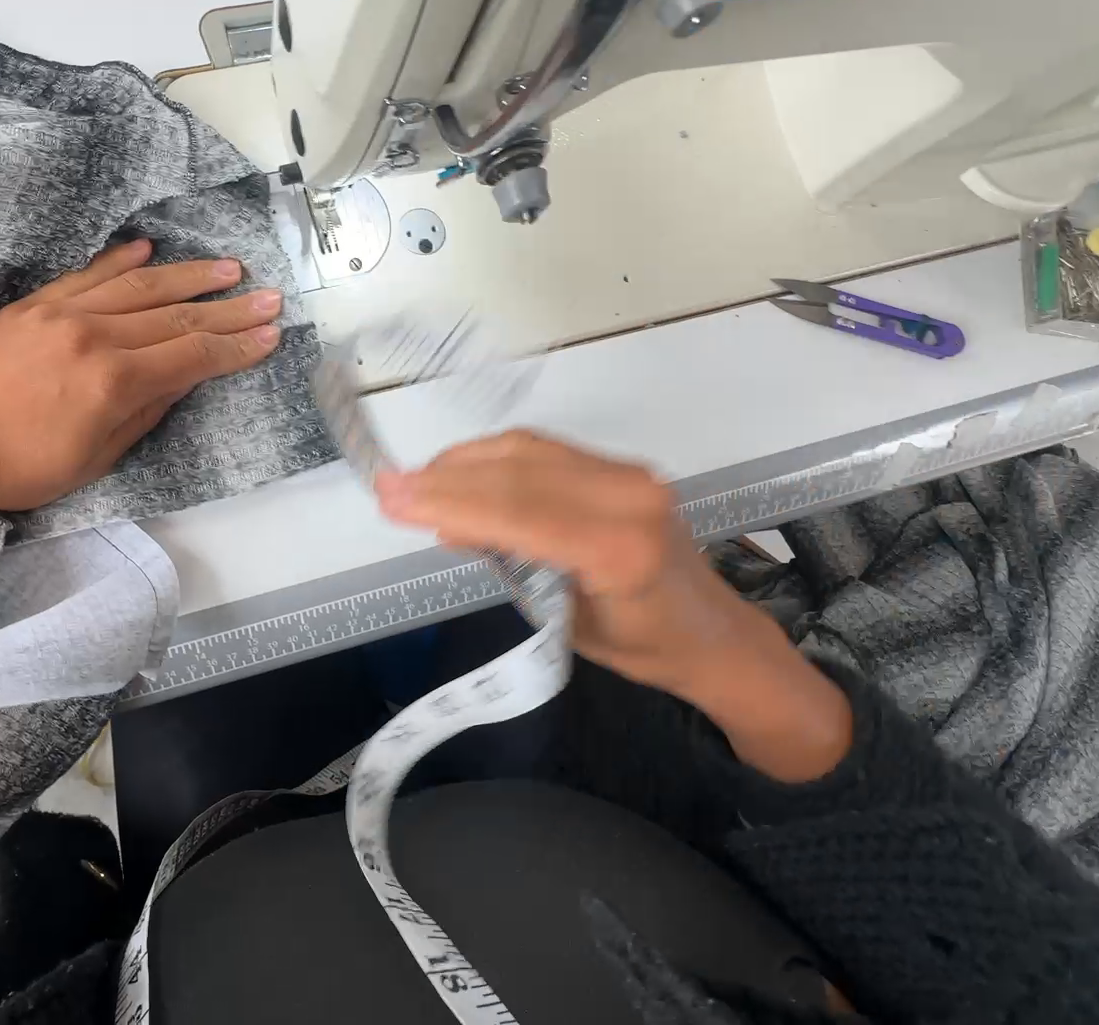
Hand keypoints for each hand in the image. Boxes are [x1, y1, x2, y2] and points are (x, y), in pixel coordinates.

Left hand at [0, 239, 282, 548]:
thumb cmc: (17, 469)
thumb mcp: (93, 460)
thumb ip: (143, 415)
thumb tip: (180, 383)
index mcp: (113, 381)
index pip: (192, 356)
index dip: (237, 346)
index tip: (271, 334)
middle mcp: (94, 335)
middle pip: (176, 315)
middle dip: (229, 308)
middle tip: (270, 296)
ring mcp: (61, 311)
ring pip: (139, 286)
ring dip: (188, 275)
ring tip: (228, 267)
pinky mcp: (33, 304)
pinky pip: (88, 274)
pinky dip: (121, 260)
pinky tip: (148, 248)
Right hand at [375, 431, 851, 782]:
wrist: (711, 632)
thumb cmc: (642, 647)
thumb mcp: (565, 622)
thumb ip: (511, 566)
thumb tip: (450, 526)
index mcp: (620, 549)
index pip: (518, 512)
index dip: (449, 501)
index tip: (393, 500)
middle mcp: (629, 497)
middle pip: (517, 473)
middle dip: (444, 478)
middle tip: (388, 486)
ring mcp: (627, 475)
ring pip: (526, 451)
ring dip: (462, 462)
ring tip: (413, 479)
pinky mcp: (619, 467)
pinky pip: (543, 451)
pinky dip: (492, 457)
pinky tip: (458, 470)